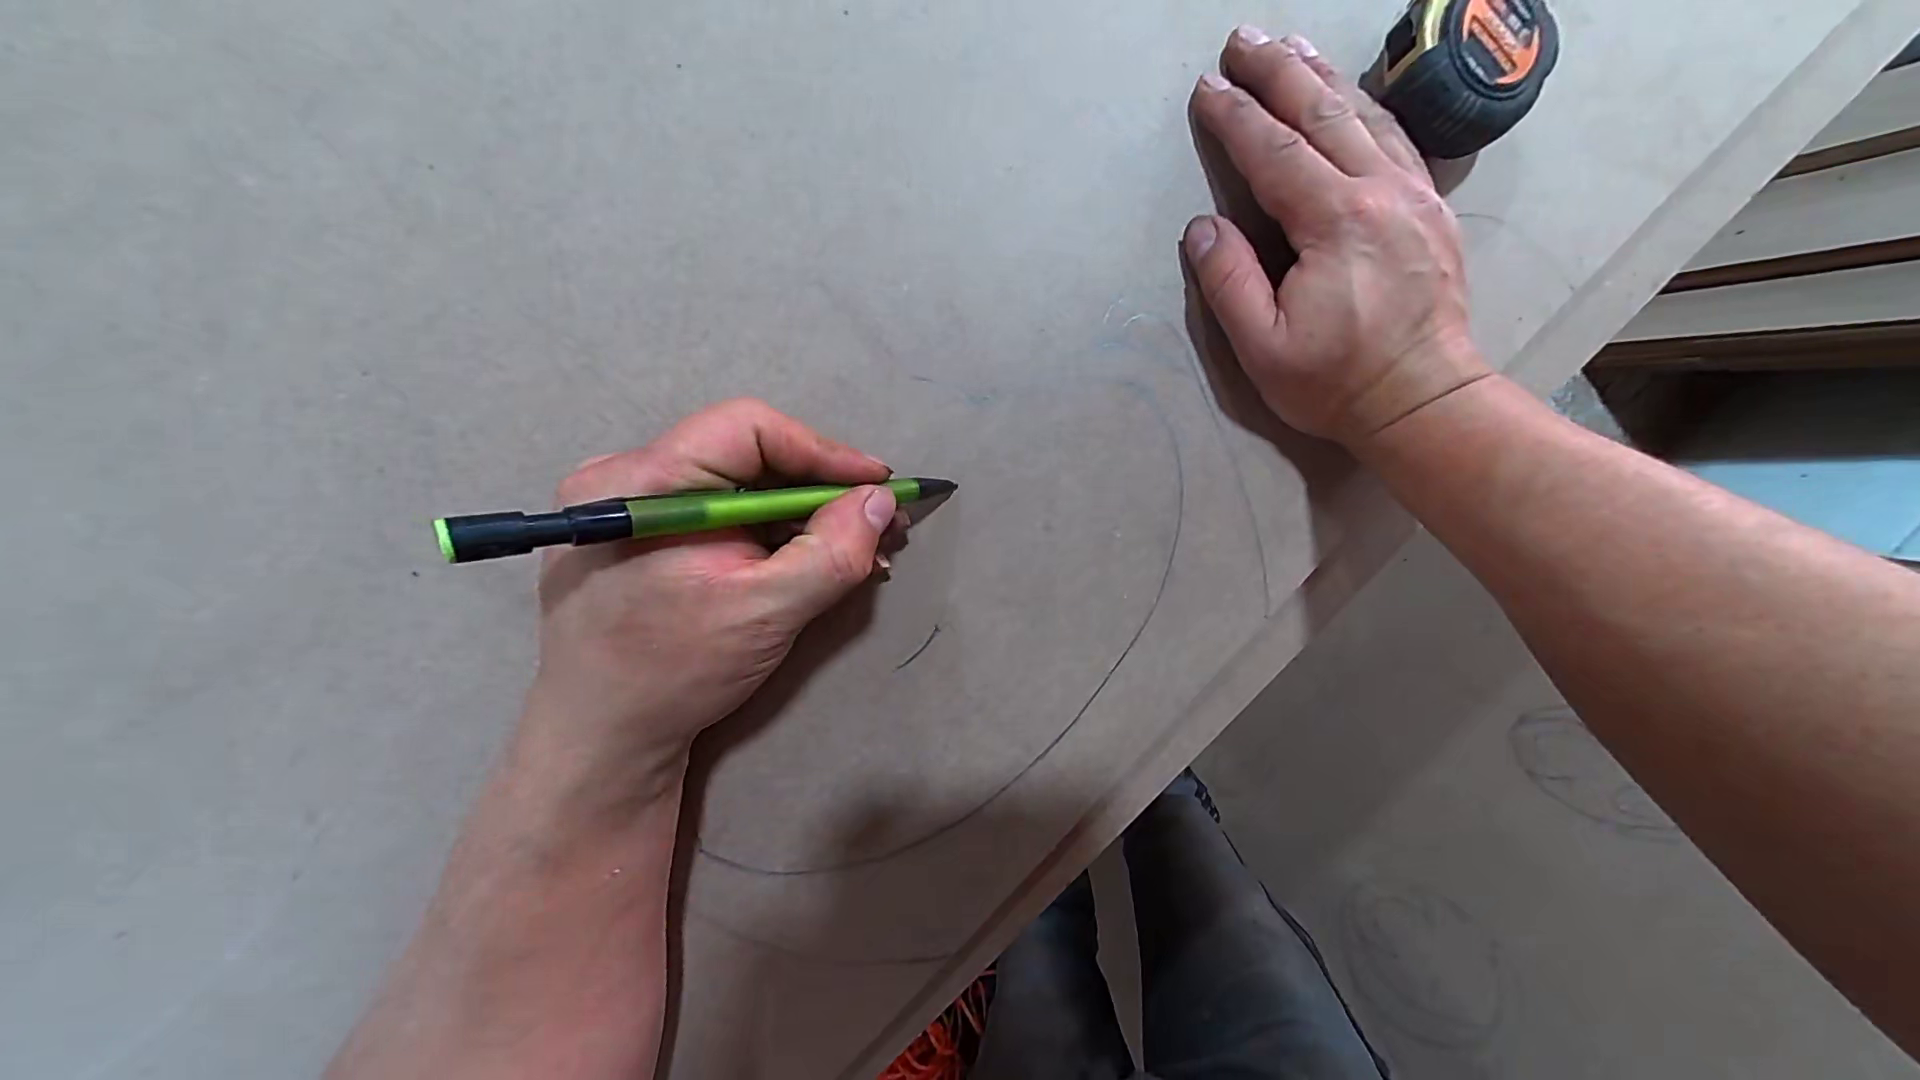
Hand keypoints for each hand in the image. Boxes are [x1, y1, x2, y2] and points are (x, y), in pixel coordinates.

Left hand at [512, 398, 898, 822]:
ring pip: (742, 487)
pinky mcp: (648, 536)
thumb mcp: (766, 612)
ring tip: (859, 549)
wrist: (604, 739)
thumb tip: (881, 501)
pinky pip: (725, 515)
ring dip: (805, 515)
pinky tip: (814, 559)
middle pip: (748, 457)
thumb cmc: (674, 674)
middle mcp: (628, 478)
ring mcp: (636, 508)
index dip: (822, 451)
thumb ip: (832, 551)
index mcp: (640, 482)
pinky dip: (775, 533)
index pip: (747, 429)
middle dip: (822, 490)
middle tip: (879, 520)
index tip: (878, 484)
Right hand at [1185, 27, 1489, 447]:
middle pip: (1324, 116)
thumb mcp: (1262, 347)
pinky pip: (1396, 140)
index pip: (1276, 154)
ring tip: (1290, 50)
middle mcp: (1382, 193)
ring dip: (1322, 79)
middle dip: (1278, 74)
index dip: (1236, 119)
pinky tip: (1348, 98)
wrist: (1421, 399)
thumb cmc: (1333, 382)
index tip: (1205, 88)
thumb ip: (1230, 281)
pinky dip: (1365, 108)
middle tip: (1242, 39)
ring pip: (1365, 118)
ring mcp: (1414, 197)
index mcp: (1336, 223)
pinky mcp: (1430, 211)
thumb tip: (1203, 227)